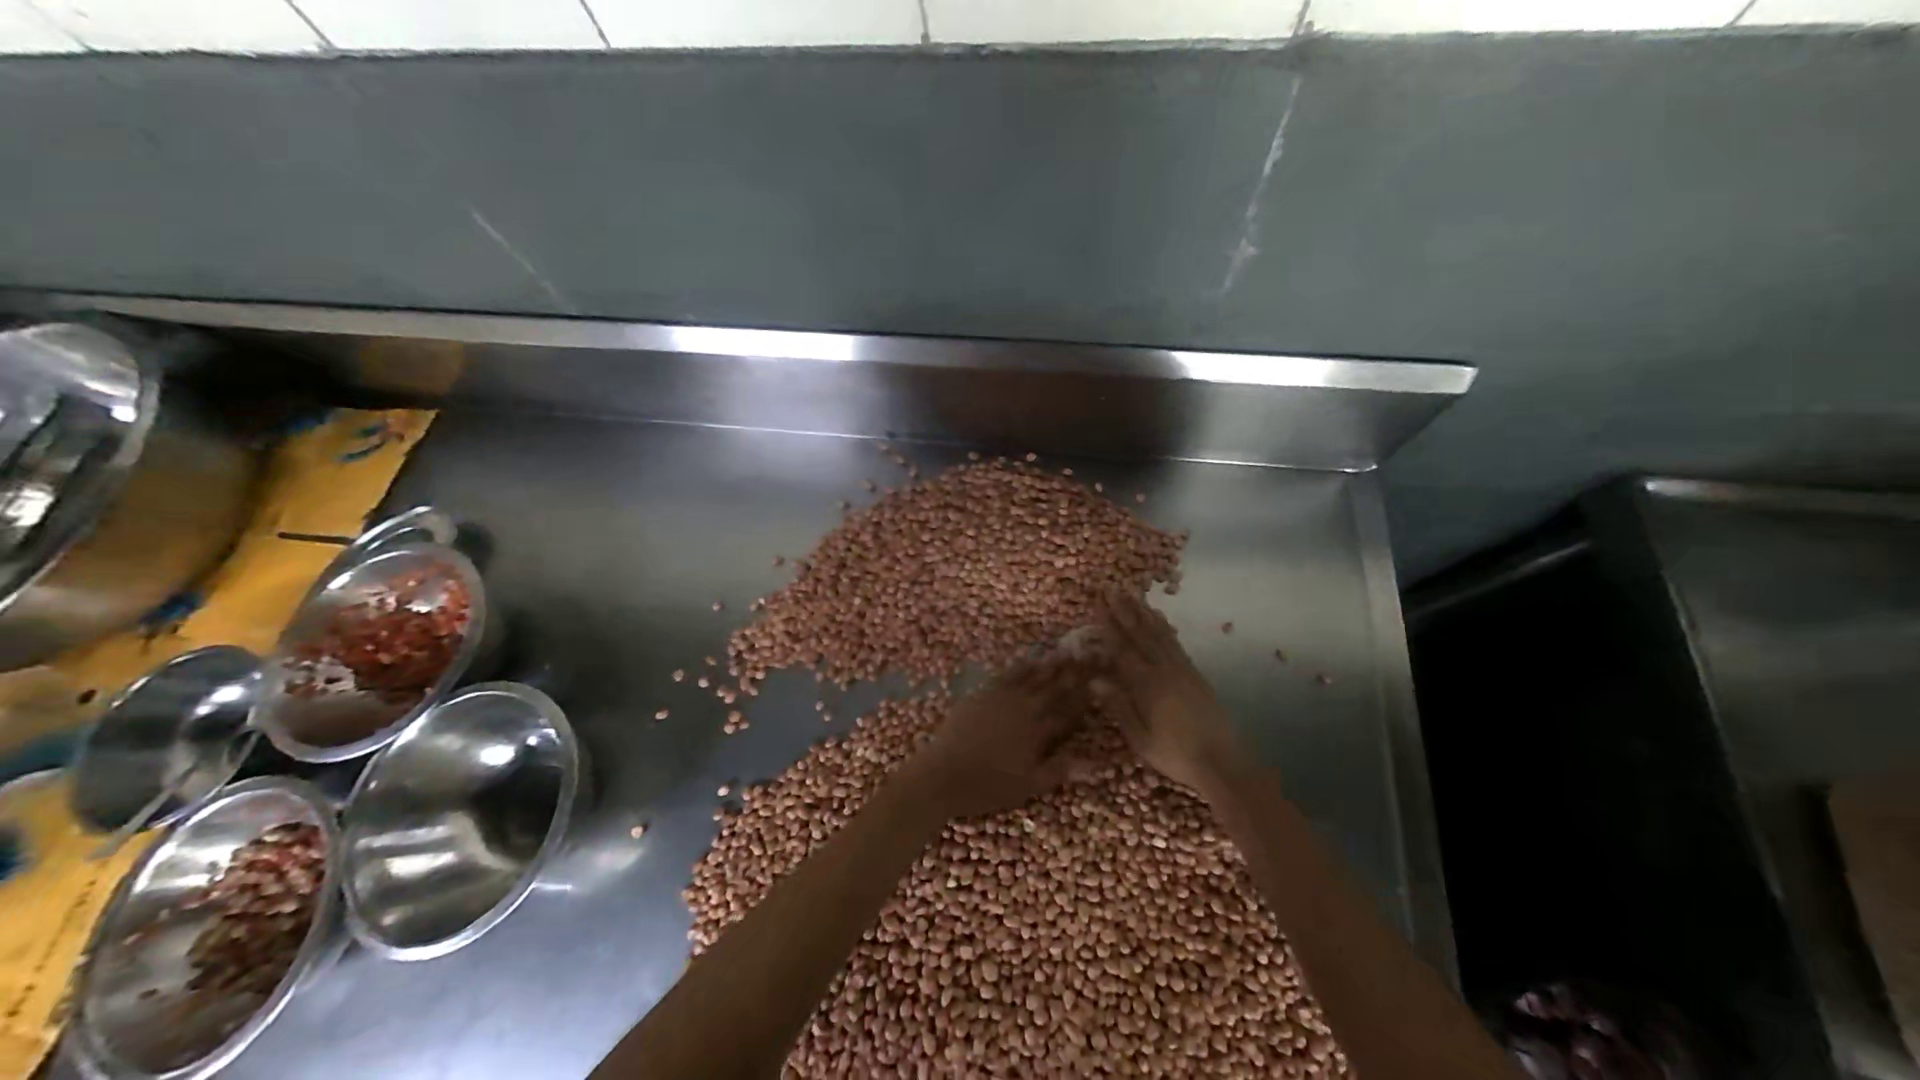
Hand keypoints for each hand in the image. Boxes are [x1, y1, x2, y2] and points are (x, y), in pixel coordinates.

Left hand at [899, 662, 1085, 819]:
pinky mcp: (981, 694)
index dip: (1083, 697)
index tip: (1100, 682)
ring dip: (1049, 665)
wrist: (942, 774)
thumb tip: (1094, 764)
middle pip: (1052, 688)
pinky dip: (1021, 666)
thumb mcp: (1027, 786)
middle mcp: (1023, 709)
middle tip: (1088, 656)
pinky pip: (1007, 675)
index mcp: (1037, 732)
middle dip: (1072, 673)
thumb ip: (1059, 771)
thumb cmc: (987, 786)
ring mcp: (1001, 698)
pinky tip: (1029, 660)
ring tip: (1064, 653)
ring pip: (1031, 677)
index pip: (1067, 711)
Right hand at [1094, 594, 1243, 796]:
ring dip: (1144, 614)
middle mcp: (1165, 670)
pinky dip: (1164, 628)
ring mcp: (1183, 670)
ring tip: (1133, 596)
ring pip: (1160, 635)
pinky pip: (1175, 643)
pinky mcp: (1195, 675)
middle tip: (1112, 590)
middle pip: (1142, 634)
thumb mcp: (1140, 737)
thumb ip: (1118, 705)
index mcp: (1147, 685)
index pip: (1122, 650)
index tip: (1097, 606)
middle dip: (1125, 611)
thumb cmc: (1175, 754)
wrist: (1223, 762)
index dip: (1108, 627)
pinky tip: (1159, 620)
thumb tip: (1094, 679)